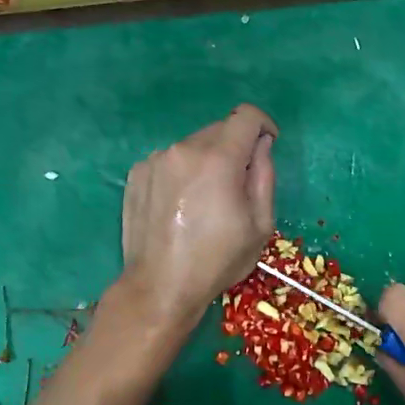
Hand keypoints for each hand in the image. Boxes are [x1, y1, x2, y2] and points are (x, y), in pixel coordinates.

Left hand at [110, 104, 277, 344]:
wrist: (159, 288)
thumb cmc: (217, 260)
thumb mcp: (260, 224)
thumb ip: (265, 176)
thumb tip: (261, 145)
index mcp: (219, 159)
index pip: (245, 115)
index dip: (263, 124)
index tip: (267, 146)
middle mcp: (184, 149)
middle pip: (220, 129)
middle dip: (235, 147)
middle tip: (237, 186)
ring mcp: (156, 160)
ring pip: (194, 145)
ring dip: (207, 160)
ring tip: (204, 199)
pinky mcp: (137, 173)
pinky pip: (170, 160)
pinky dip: (182, 171)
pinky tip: (180, 205)